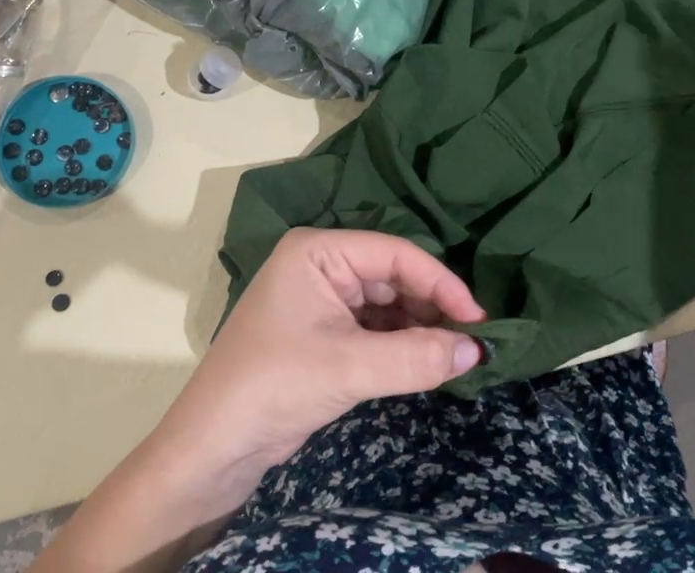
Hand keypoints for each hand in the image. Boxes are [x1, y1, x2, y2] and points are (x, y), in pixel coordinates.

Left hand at [158, 228, 485, 472]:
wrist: (215, 445)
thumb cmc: (275, 386)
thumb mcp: (349, 368)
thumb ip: (416, 356)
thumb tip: (477, 350)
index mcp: (318, 251)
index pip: (395, 254)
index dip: (441, 283)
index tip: (479, 320)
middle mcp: (322, 265)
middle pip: (394, 276)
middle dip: (433, 307)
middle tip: (474, 341)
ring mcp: (323, 298)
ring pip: (388, 304)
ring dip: (421, 327)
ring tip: (459, 354)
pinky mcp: (326, 332)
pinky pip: (376, 328)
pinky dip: (403, 344)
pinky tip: (430, 361)